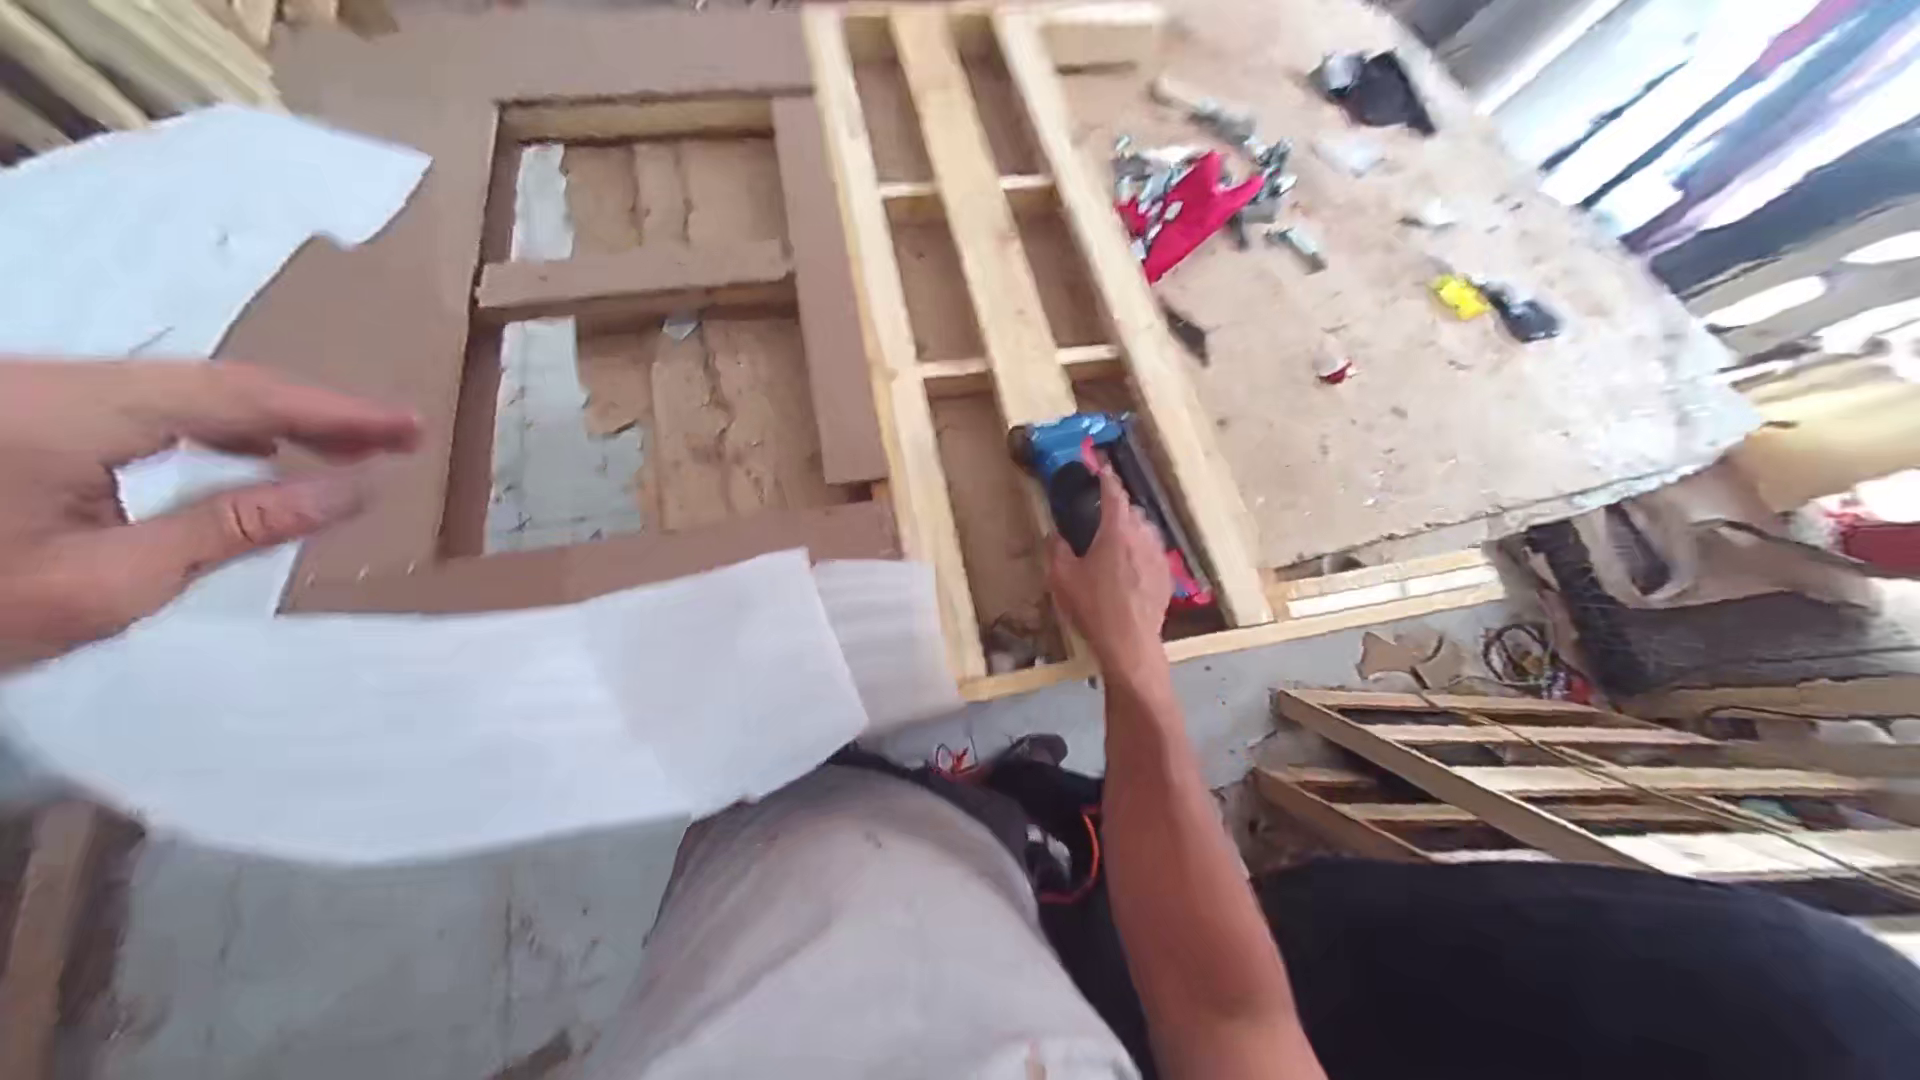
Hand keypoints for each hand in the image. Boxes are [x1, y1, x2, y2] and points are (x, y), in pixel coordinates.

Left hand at [0, 360, 419, 667]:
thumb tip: (353, 489)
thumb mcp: (108, 584)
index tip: (409, 427)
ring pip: (177, 388)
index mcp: (51, 414)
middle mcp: (34, 382)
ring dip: (271, 417)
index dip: (332, 410)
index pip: (231, 396)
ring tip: (345, 447)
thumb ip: (239, 524)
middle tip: (396, 438)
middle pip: (208, 381)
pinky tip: (254, 448)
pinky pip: (140, 403)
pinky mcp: (13, 410)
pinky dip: (215, 424)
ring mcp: (19, 392)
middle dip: (313, 411)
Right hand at [1045, 463, 1172, 681]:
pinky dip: (1140, 551)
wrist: (1130, 643)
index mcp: (1116, 531)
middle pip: (1132, 511)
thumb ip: (1056, 549)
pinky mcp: (1166, 576)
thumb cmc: (1093, 607)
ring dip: (1130, 529)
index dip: (1106, 476)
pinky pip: (1152, 552)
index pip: (1114, 493)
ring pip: (1145, 531)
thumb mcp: (1062, 578)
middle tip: (1099, 514)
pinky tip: (1127, 568)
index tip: (1101, 466)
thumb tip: (1055, 535)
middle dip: (1117, 507)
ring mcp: (1158, 556)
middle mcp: (1142, 537)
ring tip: (1114, 542)